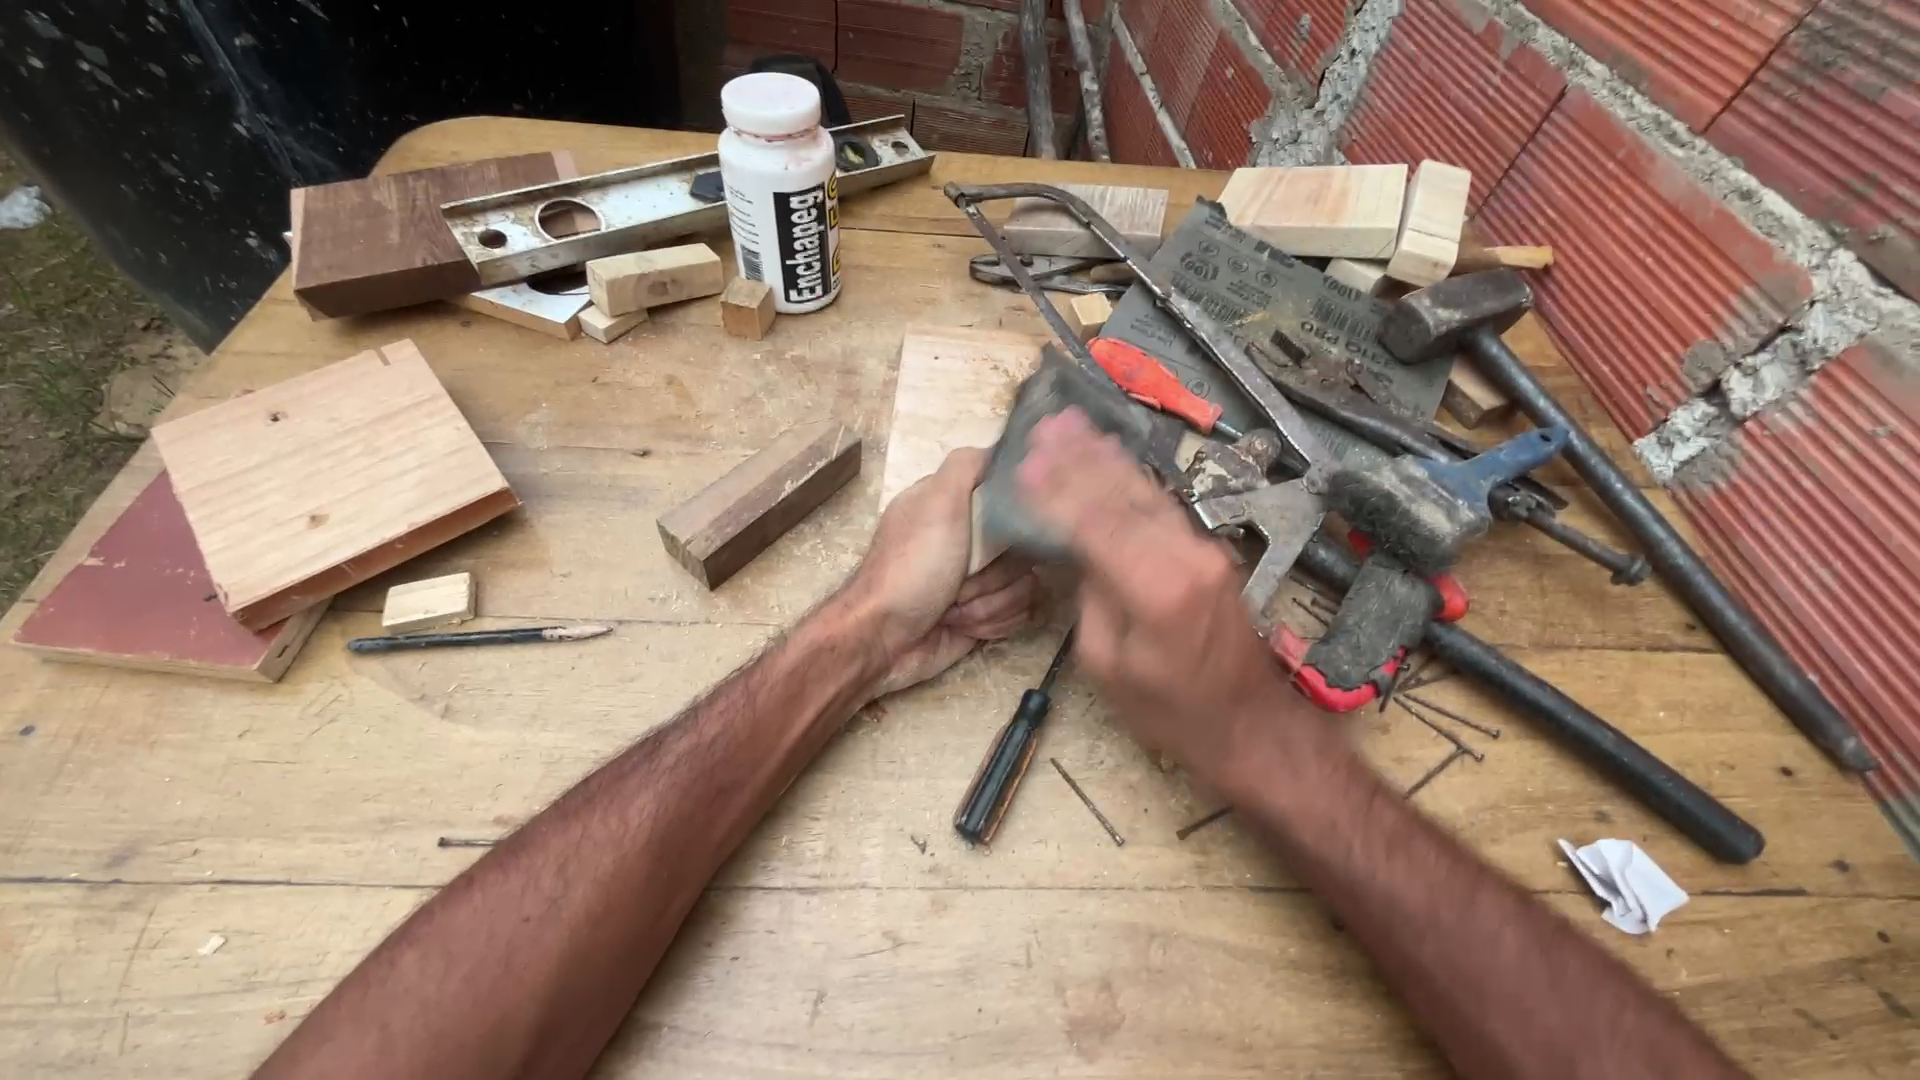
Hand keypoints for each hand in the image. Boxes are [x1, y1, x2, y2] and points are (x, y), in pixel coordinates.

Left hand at [840, 448, 1042, 696]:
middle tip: (962, 579)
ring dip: (993, 602)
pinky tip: (965, 627)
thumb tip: (1004, 447)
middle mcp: (970, 538)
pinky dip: (995, 622)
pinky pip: (1023, 613)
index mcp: (956, 505)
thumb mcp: (936, 503)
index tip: (996, 533)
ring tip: (956, 609)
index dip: (1011, 520)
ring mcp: (980, 578)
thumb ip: (968, 465)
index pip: (1013, 498)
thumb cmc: (910, 569)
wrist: (885, 640)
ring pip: (1029, 583)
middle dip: (998, 572)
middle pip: (1026, 546)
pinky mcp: (989, 613)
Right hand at [1016, 410, 1324, 776]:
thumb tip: (1077, 550)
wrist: (1250, 723)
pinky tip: (1112, 456)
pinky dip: (1132, 478)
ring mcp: (1204, 550)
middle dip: (1079, 459)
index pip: (1095, 522)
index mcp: (1156, 588)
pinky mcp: (1211, 553)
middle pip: (1121, 494)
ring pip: (1145, 492)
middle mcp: (1185, 555)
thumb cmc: (1172, 712)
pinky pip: (1163, 506)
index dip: (1057, 490)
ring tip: (1072, 425)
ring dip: (1105, 458)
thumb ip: (1091, 597)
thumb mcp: (1107, 664)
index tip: (1026, 462)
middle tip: (1046, 425)